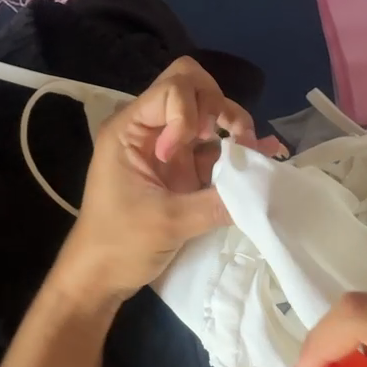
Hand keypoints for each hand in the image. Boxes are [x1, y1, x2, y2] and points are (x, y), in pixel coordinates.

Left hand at [47, 57, 283, 308]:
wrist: (101, 278)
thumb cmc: (119, 244)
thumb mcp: (168, 223)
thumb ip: (218, 202)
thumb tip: (265, 188)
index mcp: (130, 129)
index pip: (173, 88)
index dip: (187, 115)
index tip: (174, 156)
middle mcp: (150, 128)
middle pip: (193, 87)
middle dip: (220, 109)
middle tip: (233, 141)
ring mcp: (168, 146)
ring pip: (208, 113)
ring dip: (233, 128)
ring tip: (248, 156)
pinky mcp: (183, 167)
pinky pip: (214, 145)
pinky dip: (237, 151)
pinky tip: (260, 160)